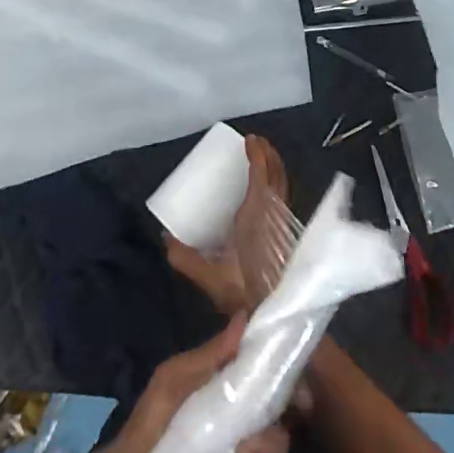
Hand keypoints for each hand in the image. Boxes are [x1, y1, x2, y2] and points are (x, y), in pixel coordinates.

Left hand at [58, 317, 290, 452]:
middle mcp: (249, 431)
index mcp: (238, 396)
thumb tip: (244, 315)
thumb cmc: (153, 421)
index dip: (295, 387)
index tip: (300, 394)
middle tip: (253, 441)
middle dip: (277, 434)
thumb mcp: (175, 380)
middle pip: (286, 427)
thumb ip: (210, 355)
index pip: (278, 387)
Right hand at [166, 135, 287, 315]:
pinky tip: (269, 188)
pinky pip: (284, 197)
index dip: (257, 154)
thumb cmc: (244, 292)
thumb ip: (184, 257)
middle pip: (277, 174)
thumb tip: (165, 237)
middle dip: (269, 154)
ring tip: (264, 156)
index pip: (260, 176)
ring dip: (275, 167)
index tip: (250, 139)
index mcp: (256, 215)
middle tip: (257, 142)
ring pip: (283, 185)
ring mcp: (284, 223)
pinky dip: (278, 182)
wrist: (276, 313)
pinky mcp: (288, 234)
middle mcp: (274, 213)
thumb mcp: (209, 276)